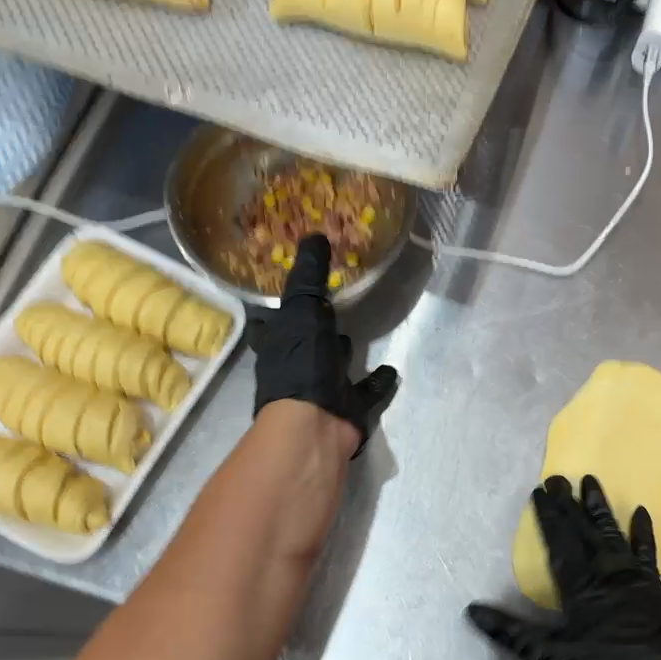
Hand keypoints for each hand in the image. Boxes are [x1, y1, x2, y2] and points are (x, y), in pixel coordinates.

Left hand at [248, 234, 398, 453]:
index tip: (288, 290)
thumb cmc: (300, 362)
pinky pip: (365, 392)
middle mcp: (294, 366)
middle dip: (312, 330)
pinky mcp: (347, 409)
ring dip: (342, 354)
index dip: (274, 308)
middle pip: (301, 344)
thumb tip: (314, 236)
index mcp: (275, 343)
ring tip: (357, 336)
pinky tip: (391, 370)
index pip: (269, 321)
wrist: (315, 424)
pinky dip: (378, 382)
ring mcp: (320, 390)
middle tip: (328, 310)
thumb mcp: (301, 308)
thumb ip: (308, 275)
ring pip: (332, 368)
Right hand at [467, 474, 660, 659]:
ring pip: (614, 534)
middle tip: (559, 477)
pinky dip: (642, 534)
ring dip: (601, 508)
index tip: (540, 490)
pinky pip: (647, 553)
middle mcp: (608, 574)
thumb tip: (473, 610)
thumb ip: (512, 634)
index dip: (548, 516)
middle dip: (569, 504)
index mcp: (581, 588)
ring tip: (591, 481)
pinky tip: (640, 514)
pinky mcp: (655, 589)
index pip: (560, 542)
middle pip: (584, 532)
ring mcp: (635, 579)